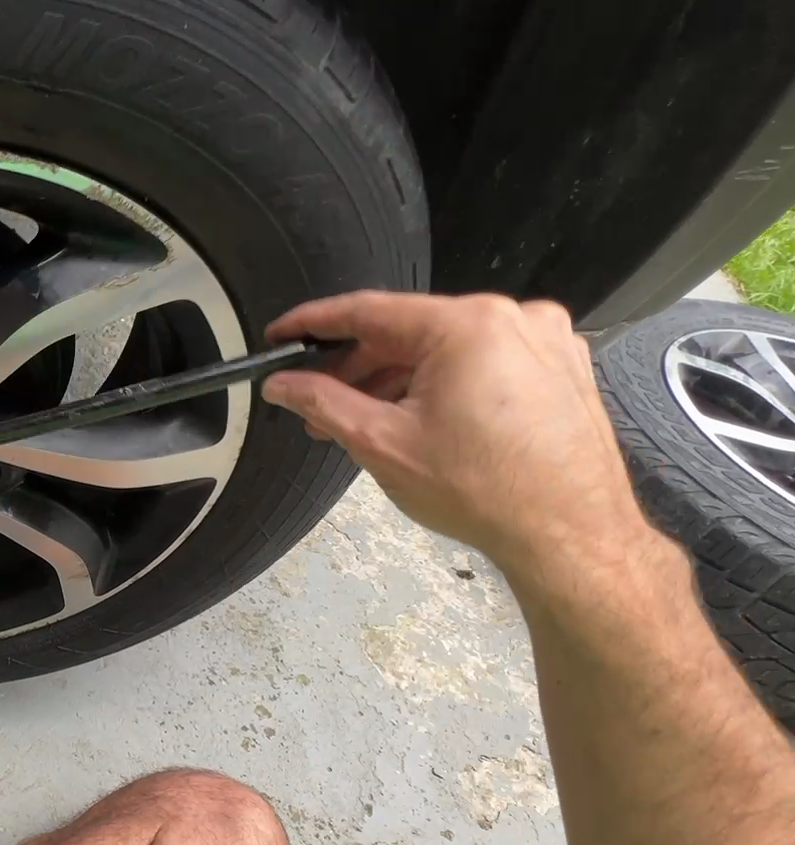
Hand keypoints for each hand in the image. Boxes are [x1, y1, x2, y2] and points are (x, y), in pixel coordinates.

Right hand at [261, 291, 649, 577]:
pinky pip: (476, 362)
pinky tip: (409, 421)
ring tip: (355, 423)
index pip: (368, 310)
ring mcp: (543, 341)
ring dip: (389, 380)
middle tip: (309, 402)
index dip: (312, 321)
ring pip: (440, 349)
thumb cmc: (475, 487)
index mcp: (466, 326)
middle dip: (351, 367)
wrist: (569, 533)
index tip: (277, 335)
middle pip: (405, 330)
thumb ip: (320, 402)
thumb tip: (279, 383)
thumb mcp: (378, 441)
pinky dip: (433, 384)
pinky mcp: (558, 368)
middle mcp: (512, 318)